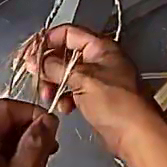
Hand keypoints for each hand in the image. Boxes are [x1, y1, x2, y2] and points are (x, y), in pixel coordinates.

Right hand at [19, 25, 153, 156]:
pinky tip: (65, 108)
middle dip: (48, 66)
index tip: (28, 54)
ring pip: (68, 74)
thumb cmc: (116, 102)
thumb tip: (35, 60)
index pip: (68, 33)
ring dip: (54, 84)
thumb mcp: (82, 79)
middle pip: (66, 54)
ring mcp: (100, 79)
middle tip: (36, 78)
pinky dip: (66, 97)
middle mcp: (100, 59)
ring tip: (48, 95)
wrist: (137, 134)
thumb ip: (55, 67)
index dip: (46, 40)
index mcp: (101, 47)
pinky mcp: (98, 98)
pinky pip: (74, 91)